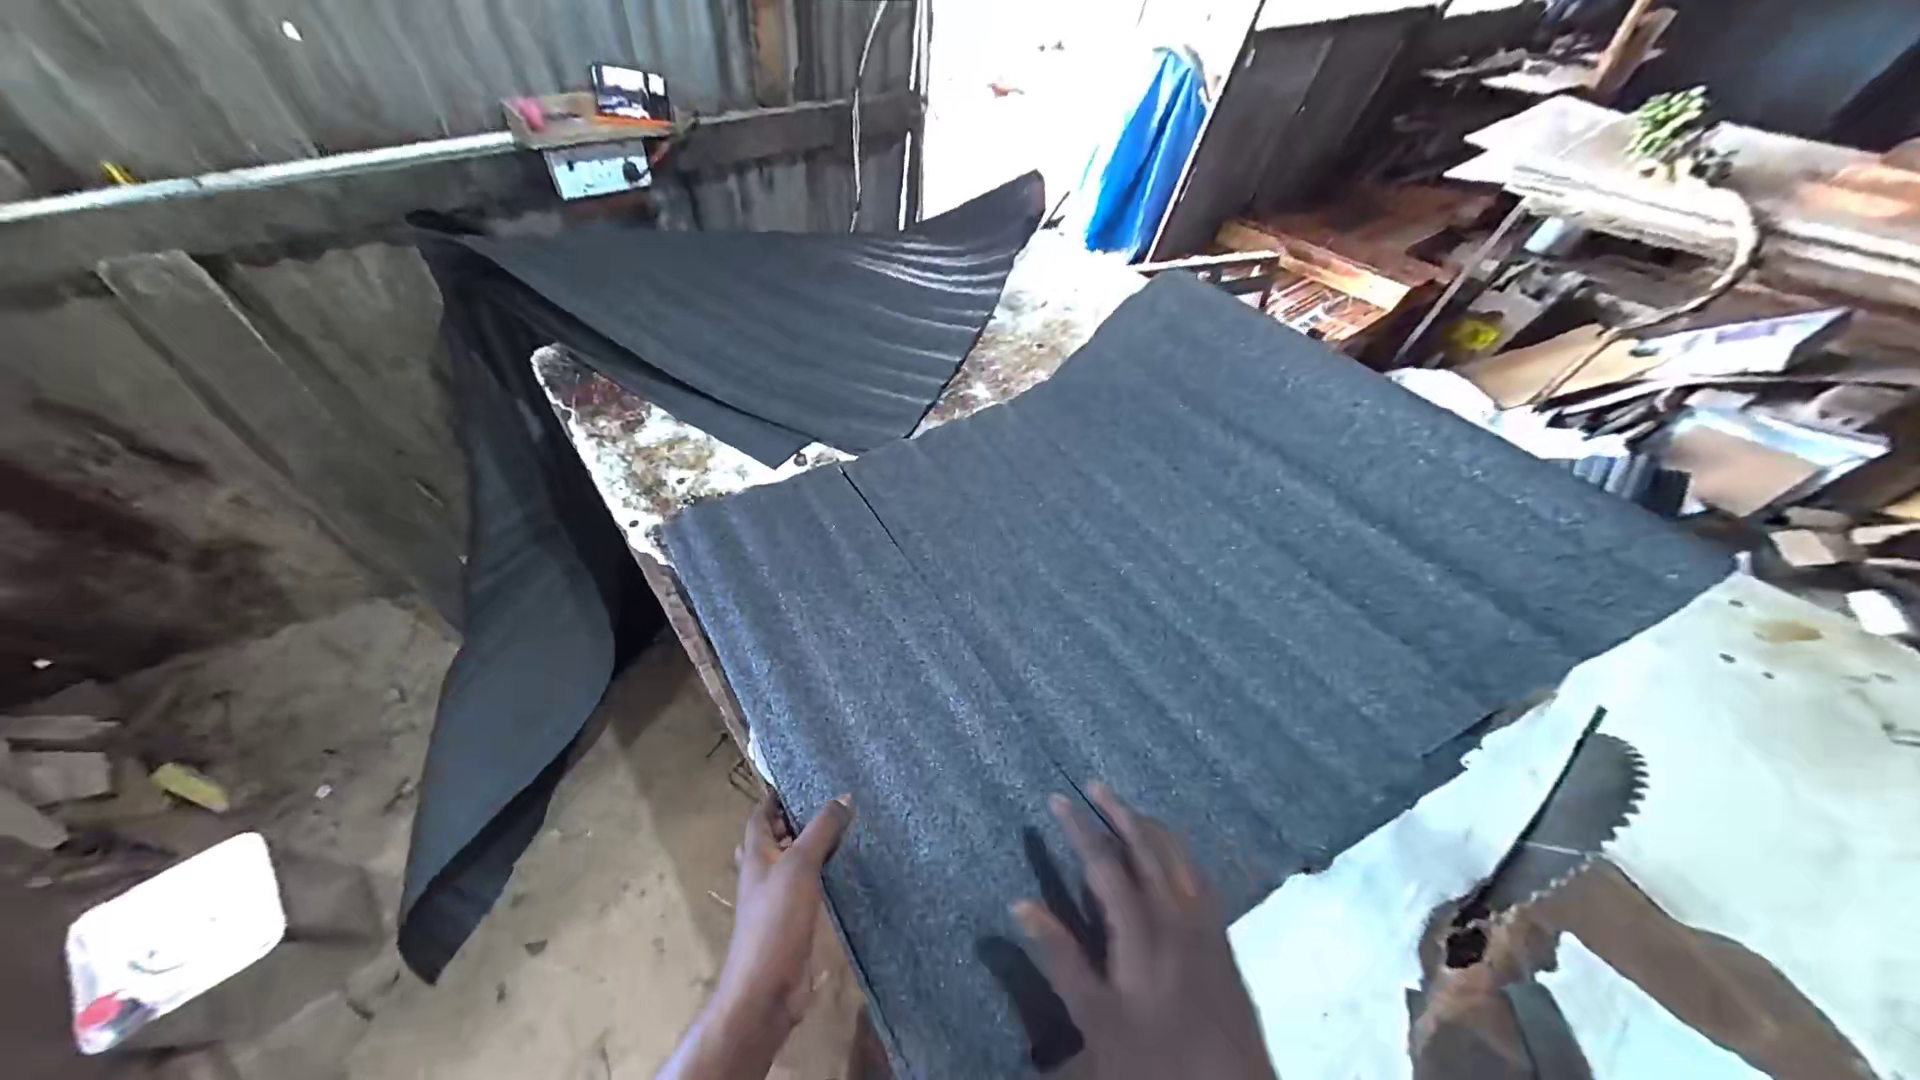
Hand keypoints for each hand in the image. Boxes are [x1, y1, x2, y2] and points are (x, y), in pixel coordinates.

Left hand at [717, 791, 854, 1026]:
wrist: (768, 988)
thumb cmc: (776, 919)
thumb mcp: (801, 864)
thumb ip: (822, 829)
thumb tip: (844, 796)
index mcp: (756, 855)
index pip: (761, 815)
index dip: (776, 795)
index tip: (802, 778)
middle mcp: (763, 872)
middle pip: (776, 836)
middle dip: (797, 818)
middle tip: (829, 800)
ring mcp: (778, 897)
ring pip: (793, 860)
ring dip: (812, 844)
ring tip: (843, 827)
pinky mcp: (795, 918)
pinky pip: (808, 884)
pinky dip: (822, 871)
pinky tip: (845, 868)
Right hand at [1014, 782, 1275, 1079]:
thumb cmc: (1155, 1060)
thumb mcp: (1096, 1019)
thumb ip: (1061, 958)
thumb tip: (1020, 903)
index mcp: (1142, 932)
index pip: (1105, 863)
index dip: (1080, 827)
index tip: (1058, 799)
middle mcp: (1177, 915)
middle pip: (1148, 847)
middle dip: (1119, 811)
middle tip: (1094, 785)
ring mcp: (1205, 924)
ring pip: (1178, 855)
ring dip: (1150, 826)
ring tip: (1126, 809)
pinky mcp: (1222, 938)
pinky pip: (1200, 874)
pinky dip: (1179, 849)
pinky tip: (1173, 853)